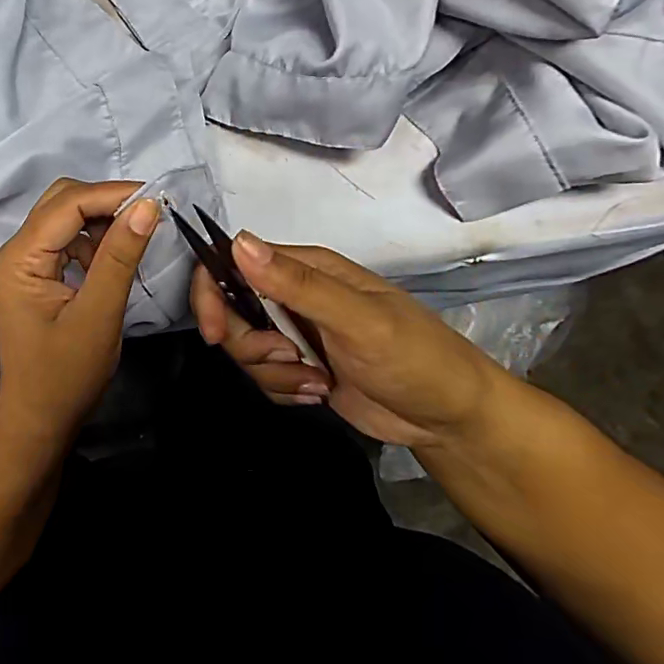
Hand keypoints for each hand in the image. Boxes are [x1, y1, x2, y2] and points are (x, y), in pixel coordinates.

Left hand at [0, 179, 159, 445]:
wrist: (39, 422)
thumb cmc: (65, 377)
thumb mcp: (99, 315)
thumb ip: (120, 257)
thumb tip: (146, 206)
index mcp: (19, 259)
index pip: (66, 204)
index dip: (111, 194)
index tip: (157, 198)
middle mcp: (14, 252)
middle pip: (60, 202)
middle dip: (105, 202)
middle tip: (149, 215)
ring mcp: (22, 264)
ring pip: (63, 217)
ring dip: (100, 221)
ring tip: (135, 239)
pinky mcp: (35, 276)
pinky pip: (65, 241)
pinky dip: (93, 241)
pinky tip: (114, 259)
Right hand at [192, 234, 505, 448]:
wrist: (452, 420)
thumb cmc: (416, 357)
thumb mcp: (358, 320)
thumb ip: (297, 284)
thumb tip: (238, 243)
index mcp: (304, 268)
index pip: (232, 264)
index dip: (211, 294)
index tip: (214, 333)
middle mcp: (292, 294)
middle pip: (230, 311)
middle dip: (250, 344)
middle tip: (287, 359)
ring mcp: (294, 332)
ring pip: (244, 349)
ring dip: (274, 373)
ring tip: (318, 381)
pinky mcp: (298, 367)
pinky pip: (262, 377)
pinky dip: (285, 390)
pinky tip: (321, 392)